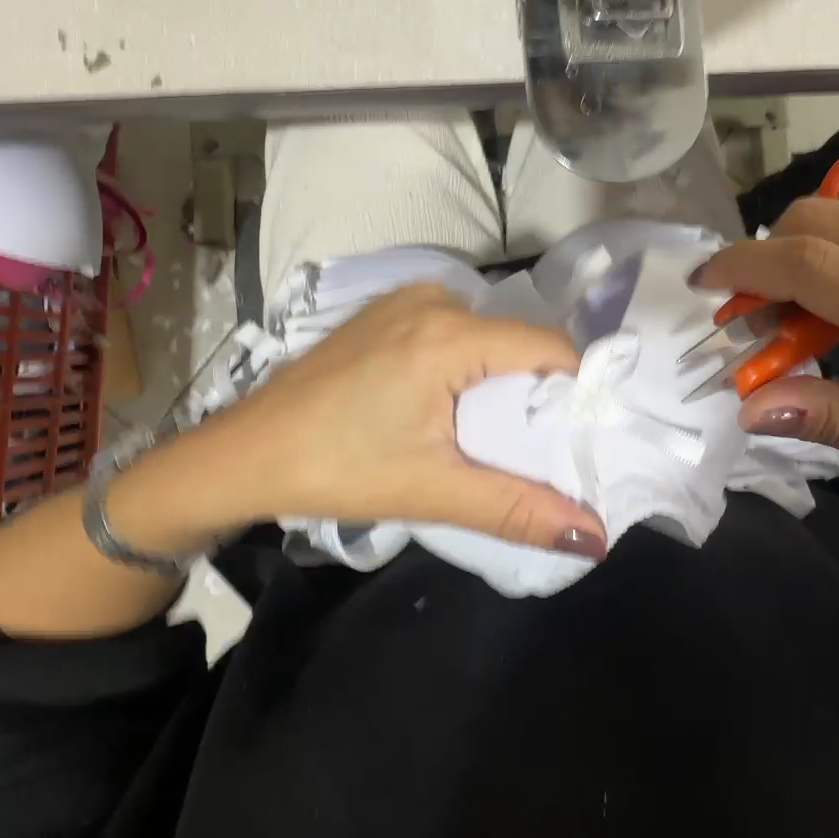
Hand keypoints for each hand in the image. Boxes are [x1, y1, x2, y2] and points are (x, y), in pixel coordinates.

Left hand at [138, 285, 607, 557]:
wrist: (244, 454)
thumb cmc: (336, 469)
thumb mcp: (431, 490)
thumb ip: (517, 508)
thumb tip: (594, 537)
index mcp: (449, 336)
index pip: (548, 346)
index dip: (574, 390)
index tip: (580, 436)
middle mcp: (433, 300)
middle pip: (517, 339)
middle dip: (535, 390)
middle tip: (538, 444)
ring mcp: (403, 300)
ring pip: (485, 334)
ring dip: (497, 377)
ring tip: (492, 431)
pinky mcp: (383, 312)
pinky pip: (451, 328)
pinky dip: (465, 362)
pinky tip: (448, 404)